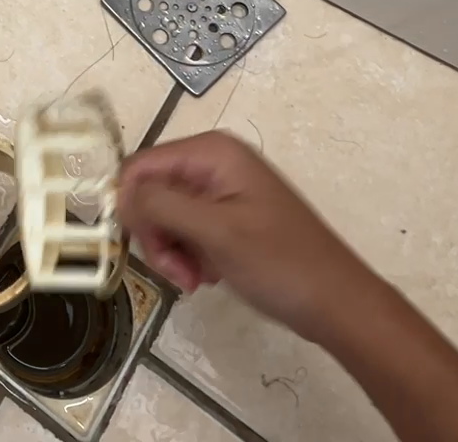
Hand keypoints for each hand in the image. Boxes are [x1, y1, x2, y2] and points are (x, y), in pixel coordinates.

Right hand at [118, 130, 379, 342]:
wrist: (340, 305)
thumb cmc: (281, 263)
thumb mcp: (216, 232)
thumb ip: (161, 205)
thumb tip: (118, 193)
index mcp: (211, 151)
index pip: (141, 165)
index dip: (131, 204)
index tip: (140, 245)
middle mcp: (212, 161)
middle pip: (151, 190)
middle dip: (155, 232)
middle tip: (174, 271)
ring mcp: (221, 189)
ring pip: (165, 213)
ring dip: (170, 249)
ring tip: (192, 280)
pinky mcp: (227, 215)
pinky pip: (185, 228)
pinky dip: (186, 254)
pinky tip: (205, 276)